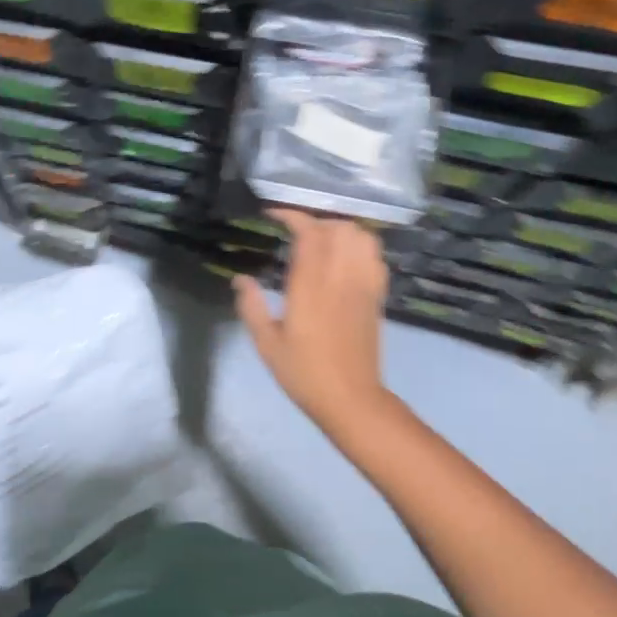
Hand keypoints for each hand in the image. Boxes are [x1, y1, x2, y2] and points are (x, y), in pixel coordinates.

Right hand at [234, 209, 392, 439]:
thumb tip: (240, 279)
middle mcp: (340, 278)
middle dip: (315, 221)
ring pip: (361, 236)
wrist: (352, 401)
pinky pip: (375, 257)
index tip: (273, 215)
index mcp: (310, 286)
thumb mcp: (266, 343)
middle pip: (338, 227)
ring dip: (340, 230)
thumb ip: (251, 306)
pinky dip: (361, 246)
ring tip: (321, 240)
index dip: (292, 216)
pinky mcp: (376, 296)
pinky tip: (344, 258)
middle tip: (295, 231)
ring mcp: (363, 286)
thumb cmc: (304, 373)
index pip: (309, 233)